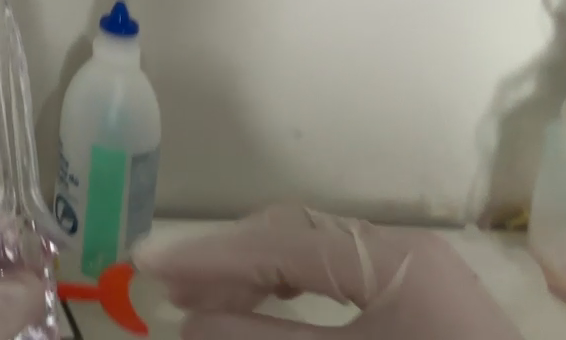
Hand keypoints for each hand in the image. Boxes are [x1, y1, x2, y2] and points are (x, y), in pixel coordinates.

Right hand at [139, 206, 523, 338]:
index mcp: (394, 258)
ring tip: (202, 302)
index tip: (146, 266)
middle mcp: (402, 252)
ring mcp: (413, 280)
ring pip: (308, 261)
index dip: (208, 255)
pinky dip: (287, 294)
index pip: (278, 242)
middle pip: (289, 240)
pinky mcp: (419, 312)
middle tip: (171, 291)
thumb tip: (185, 326)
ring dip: (251, 280)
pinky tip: (259, 306)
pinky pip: (333, 284)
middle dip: (226, 266)